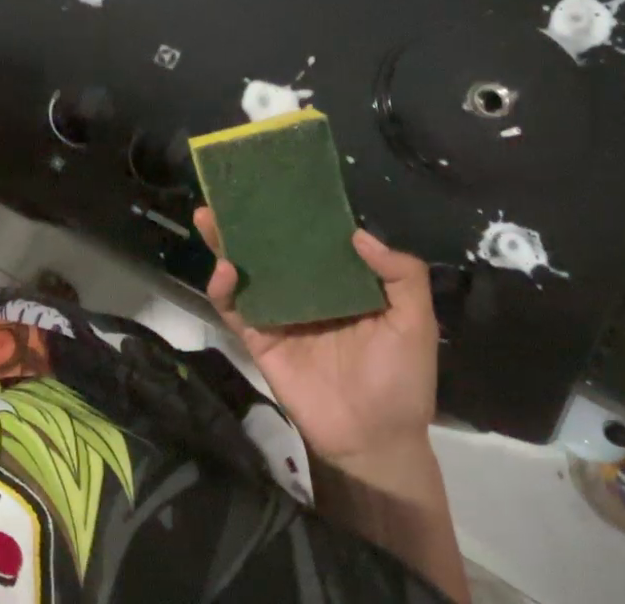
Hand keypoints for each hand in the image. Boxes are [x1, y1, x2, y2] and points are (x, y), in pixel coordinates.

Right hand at [195, 208, 438, 465]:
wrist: (374, 437)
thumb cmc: (401, 377)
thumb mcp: (415, 323)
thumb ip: (400, 276)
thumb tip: (357, 233)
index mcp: (340, 285)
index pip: (313, 241)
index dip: (296, 215)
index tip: (279, 186)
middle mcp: (304, 292)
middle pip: (269, 250)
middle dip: (246, 222)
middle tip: (225, 193)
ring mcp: (276, 314)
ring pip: (244, 272)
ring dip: (224, 245)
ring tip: (208, 218)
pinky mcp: (256, 337)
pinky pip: (233, 308)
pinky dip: (223, 289)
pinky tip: (225, 270)